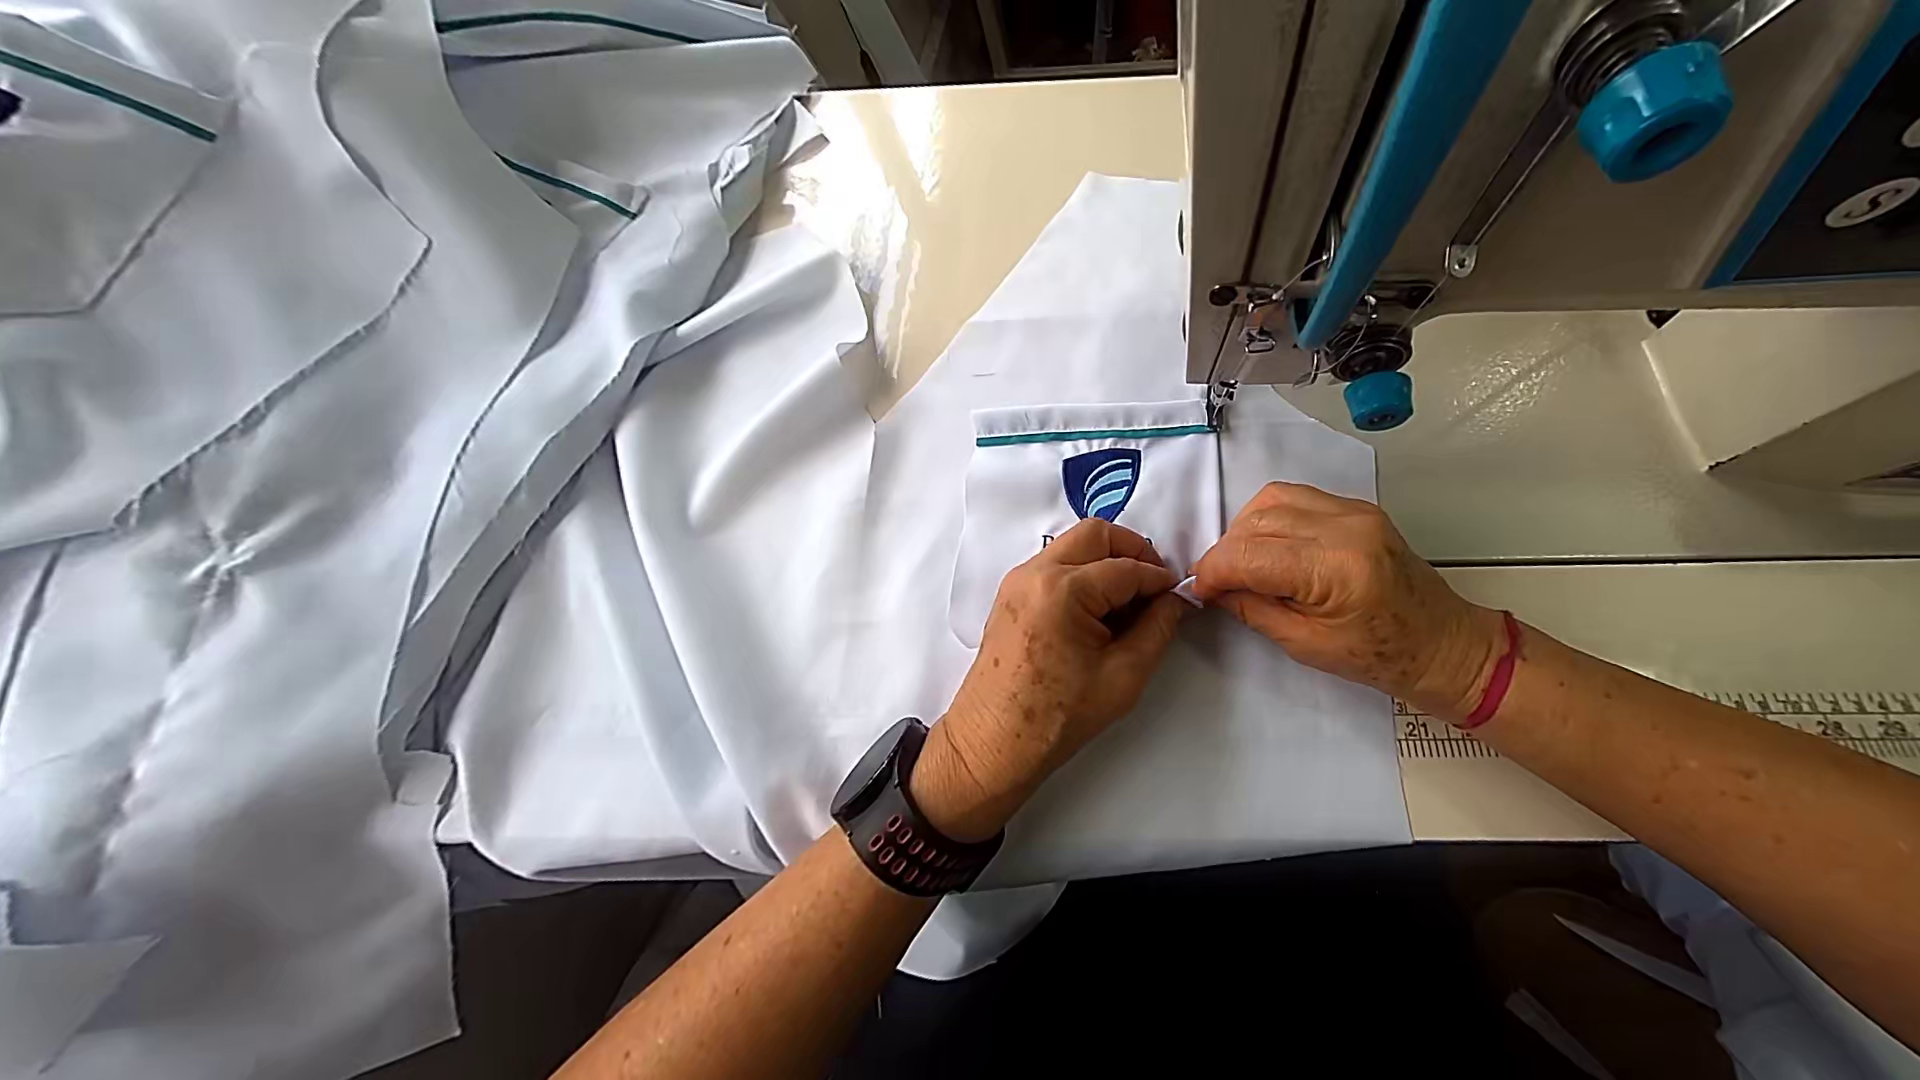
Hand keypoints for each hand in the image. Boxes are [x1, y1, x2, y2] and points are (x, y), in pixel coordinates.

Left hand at [912, 519, 1187, 840]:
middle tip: (1154, 585)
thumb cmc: (1053, 717)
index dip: (1159, 579)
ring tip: (1128, 603)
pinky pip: (1054, 564)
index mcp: (1062, 590)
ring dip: (1105, 561)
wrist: (994, 741)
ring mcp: (1017, 582)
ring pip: (1072, 545)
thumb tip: (1173, 601)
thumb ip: (1158, 628)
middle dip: (1132, 552)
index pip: (1126, 567)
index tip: (1176, 595)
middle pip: (1095, 534)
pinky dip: (1082, 573)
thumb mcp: (1123, 675)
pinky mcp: (1011, 595)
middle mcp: (1034, 574)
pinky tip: (1099, 610)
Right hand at [1190, 481, 1505, 719]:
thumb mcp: (1302, 643)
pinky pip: (1294, 498)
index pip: (1248, 555)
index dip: (1212, 571)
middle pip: (1255, 523)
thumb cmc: (1379, 655)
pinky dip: (1269, 519)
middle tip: (1218, 582)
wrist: (1442, 643)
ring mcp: (1353, 512)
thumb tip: (1212, 588)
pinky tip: (1269, 547)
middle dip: (1225, 552)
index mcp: (1335, 569)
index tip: (1199, 589)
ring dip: (1244, 531)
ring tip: (1243, 563)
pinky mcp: (1355, 508)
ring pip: (1270, 501)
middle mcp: (1345, 528)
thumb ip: (1250, 608)